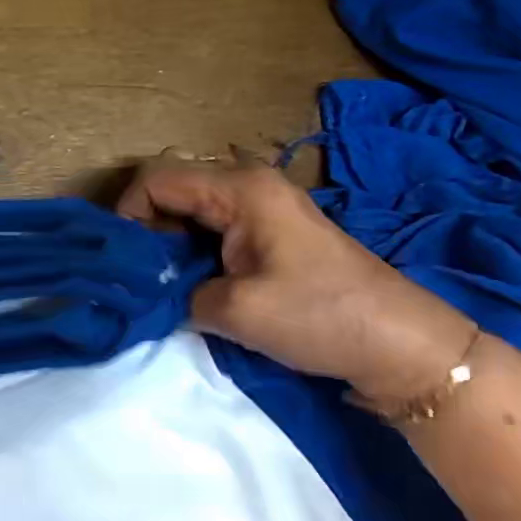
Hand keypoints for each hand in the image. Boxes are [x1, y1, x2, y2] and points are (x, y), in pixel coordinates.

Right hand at [117, 158, 476, 401]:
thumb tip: (158, 292)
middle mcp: (250, 187)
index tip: (122, 260)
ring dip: (174, 248)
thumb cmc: (319, 315)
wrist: (398, 342)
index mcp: (241, 189)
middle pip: (176, 191)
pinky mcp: (274, 237)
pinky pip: (219, 233)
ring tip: (163, 289)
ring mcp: (265, 211)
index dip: (129, 212)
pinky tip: (195, 289)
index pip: (159, 178)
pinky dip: (198, 256)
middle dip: (149, 231)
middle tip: (141, 279)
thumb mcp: (237, 310)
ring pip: (196, 215)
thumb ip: (181, 294)